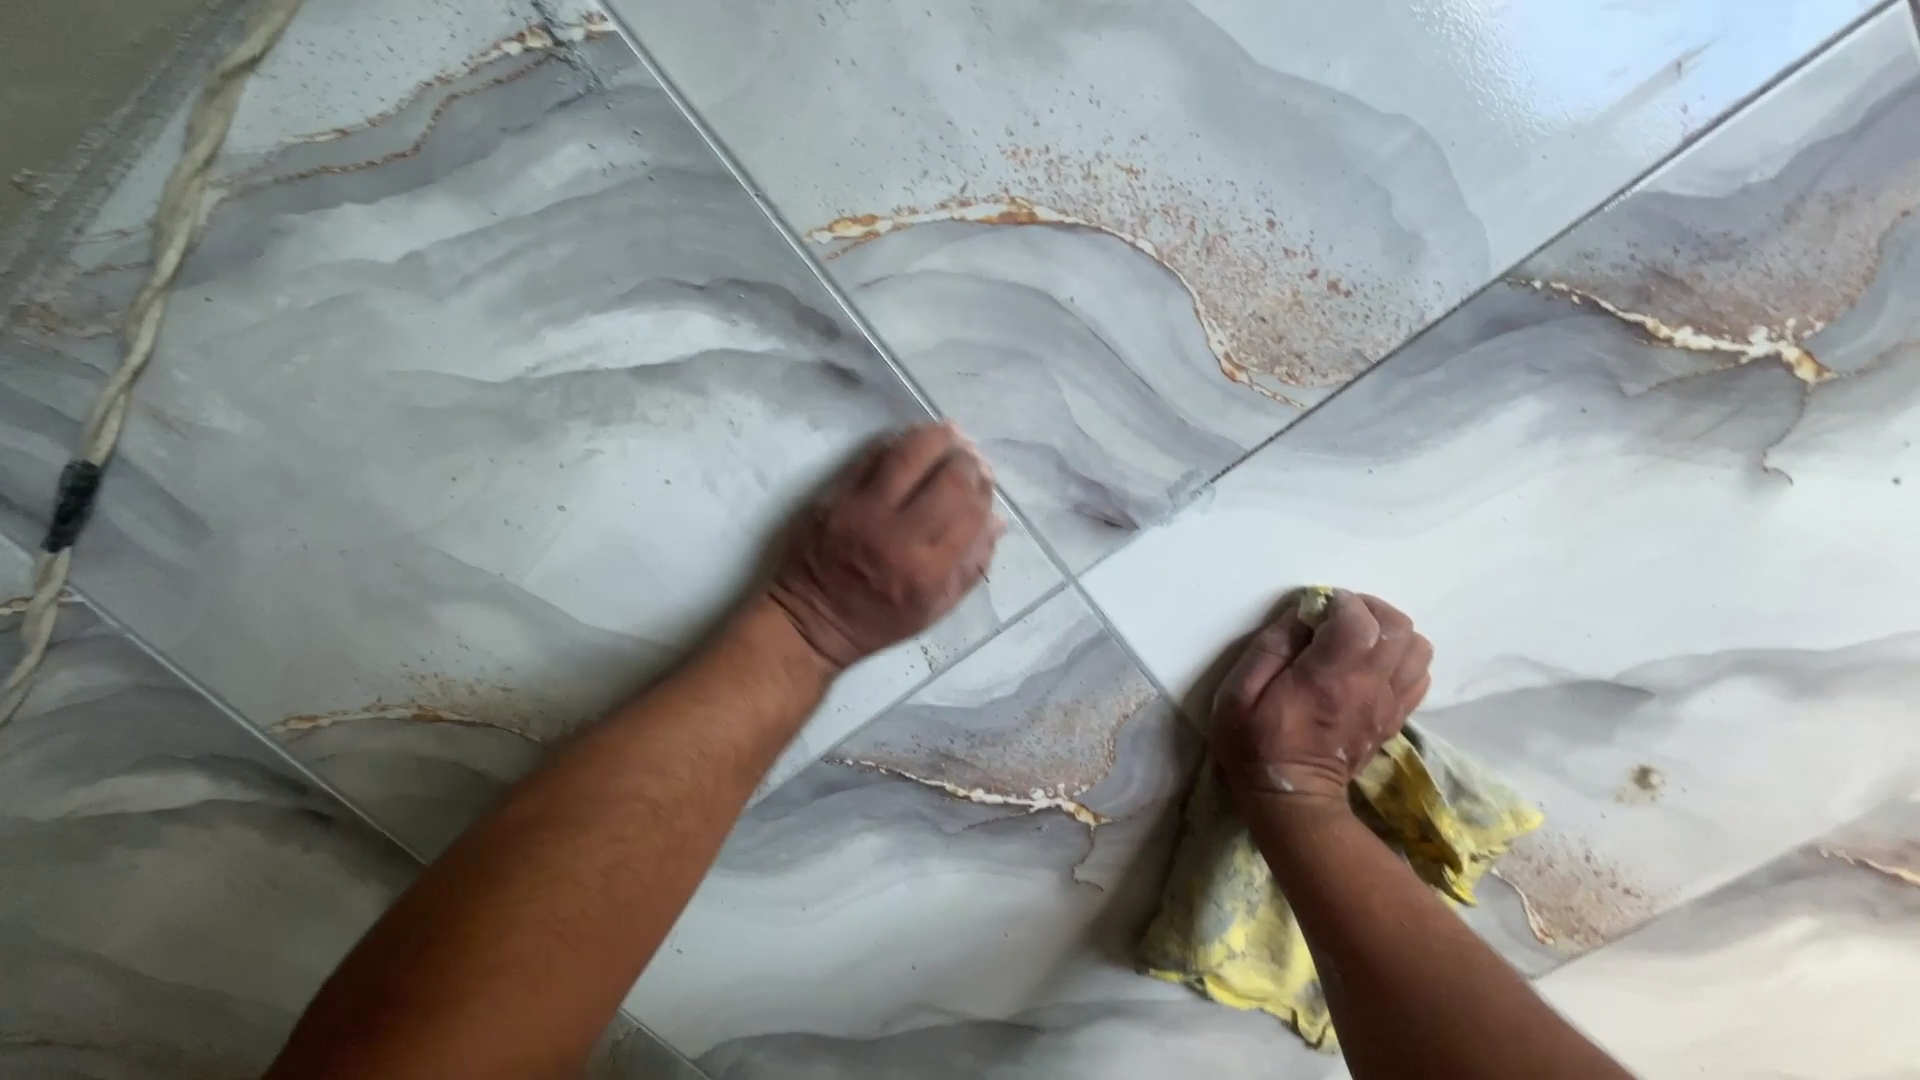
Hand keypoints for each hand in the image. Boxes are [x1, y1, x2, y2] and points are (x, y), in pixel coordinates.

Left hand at [766, 422, 1005, 671]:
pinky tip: (914, 440)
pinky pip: (872, 457)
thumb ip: (971, 567)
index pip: (971, 511)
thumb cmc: (878, 621)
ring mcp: (863, 511)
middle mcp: (898, 536)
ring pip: (909, 455)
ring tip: (950, 432)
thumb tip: (996, 520)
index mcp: (928, 570)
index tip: (986, 480)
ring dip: (936, 437)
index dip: (984, 489)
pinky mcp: (836, 497)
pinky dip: (899, 443)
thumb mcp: (935, 610)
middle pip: (947, 477)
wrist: (810, 620)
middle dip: (967, 460)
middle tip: (971, 455)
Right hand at [1211, 590, 1432, 805]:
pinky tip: (1369, 665)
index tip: (1315, 606)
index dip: (1341, 602)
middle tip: (1338, 614)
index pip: (1359, 620)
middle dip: (1370, 608)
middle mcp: (1369, 686)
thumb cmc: (1255, 745)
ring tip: (1357, 636)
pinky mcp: (1394, 718)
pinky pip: (1419, 676)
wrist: (1291, 801)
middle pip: (1399, 627)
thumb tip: (1299, 616)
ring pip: (1418, 648)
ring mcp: (1388, 704)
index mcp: (1328, 677)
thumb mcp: (1237, 694)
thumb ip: (1269, 648)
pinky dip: (1400, 659)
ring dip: (1390, 632)